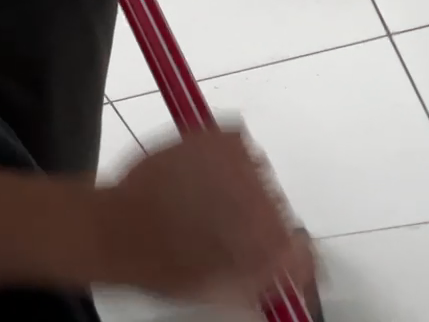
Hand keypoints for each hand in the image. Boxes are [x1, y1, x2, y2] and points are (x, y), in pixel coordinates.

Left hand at [92, 127, 309, 305]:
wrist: (123, 229)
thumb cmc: (164, 263)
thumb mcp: (222, 290)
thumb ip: (261, 279)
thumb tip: (281, 276)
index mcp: (274, 249)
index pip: (304, 252)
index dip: (288, 255)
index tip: (274, 253)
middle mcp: (269, 206)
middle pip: (277, 207)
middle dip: (254, 213)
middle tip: (222, 219)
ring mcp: (244, 168)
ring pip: (257, 170)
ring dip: (237, 179)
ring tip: (203, 192)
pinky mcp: (221, 138)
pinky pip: (236, 138)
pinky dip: (222, 148)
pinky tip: (201, 165)